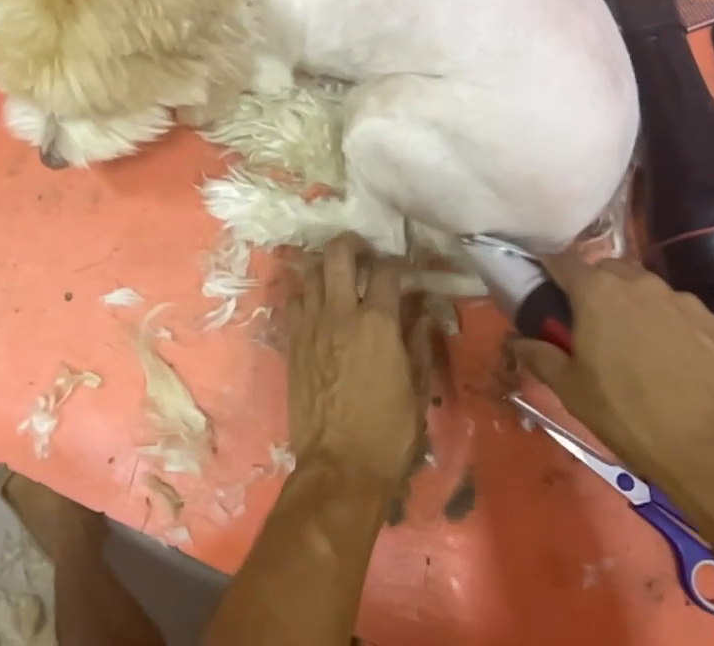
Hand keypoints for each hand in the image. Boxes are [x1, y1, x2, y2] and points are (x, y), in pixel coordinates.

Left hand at [284, 235, 424, 489]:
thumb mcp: (417, 389)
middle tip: (363, 253)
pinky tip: (317, 304)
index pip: (386, 271)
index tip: (402, 268)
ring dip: (324, 266)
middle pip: (337, 254)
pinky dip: (305, 293)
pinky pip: (293, 302)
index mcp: (378, 323)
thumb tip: (422, 313)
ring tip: (337, 274)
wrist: (339, 468)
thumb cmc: (389, 434)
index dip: (396, 263)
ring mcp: (310, 327)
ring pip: (308, 273)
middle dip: (351, 244)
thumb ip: (418, 343)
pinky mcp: (291, 344)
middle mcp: (340, 314)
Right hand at [513, 253, 713, 491]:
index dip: (551, 269)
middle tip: (589, 324)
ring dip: (634, 307)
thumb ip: (541, 357)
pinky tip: (675, 364)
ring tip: (635, 348)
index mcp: (598, 293)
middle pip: (608, 270)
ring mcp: (684, 301)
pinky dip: (671, 326)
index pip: (563, 260)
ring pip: (648, 291)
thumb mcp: (572, 392)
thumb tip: (519, 341)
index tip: (545, 287)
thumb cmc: (630, 416)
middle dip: (594, 288)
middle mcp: (641, 284)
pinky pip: (682, 313)